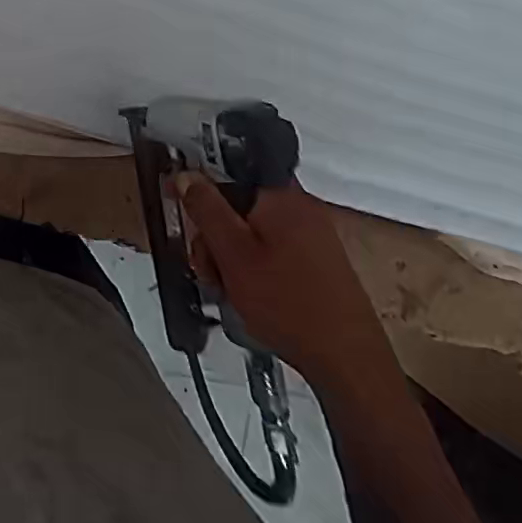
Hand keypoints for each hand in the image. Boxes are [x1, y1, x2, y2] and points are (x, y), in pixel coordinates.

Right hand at [176, 176, 395, 387]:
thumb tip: (187, 176)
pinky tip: (248, 295)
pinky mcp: (315, 258)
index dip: (200, 183)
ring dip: (230, 254)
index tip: (177, 200)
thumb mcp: (233, 254)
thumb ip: (207, 210)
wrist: (344, 355)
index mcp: (280, 194)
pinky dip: (252, 266)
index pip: (231, 168)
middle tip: (209, 267)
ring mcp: (310, 232)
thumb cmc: (288, 302)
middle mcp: (299, 205)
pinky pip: (271, 248)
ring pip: (252, 230)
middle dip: (215, 233)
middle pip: (239, 203)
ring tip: (228, 289)